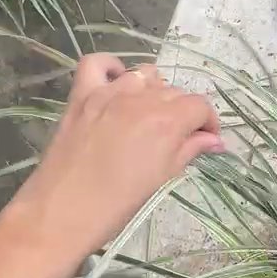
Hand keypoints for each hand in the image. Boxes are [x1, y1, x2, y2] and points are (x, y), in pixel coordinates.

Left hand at [1, 54, 221, 261]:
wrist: (61, 213)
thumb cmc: (117, 204)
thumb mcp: (162, 177)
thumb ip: (189, 150)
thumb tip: (215, 141)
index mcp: (166, 122)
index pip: (199, 106)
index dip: (207, 122)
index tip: (205, 140)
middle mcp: (140, 99)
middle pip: (174, 92)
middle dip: (183, 112)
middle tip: (177, 138)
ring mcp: (108, 93)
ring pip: (144, 75)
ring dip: (154, 90)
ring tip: (149, 115)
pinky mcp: (82, 95)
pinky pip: (98, 64)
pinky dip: (111, 67)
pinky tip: (117, 83)